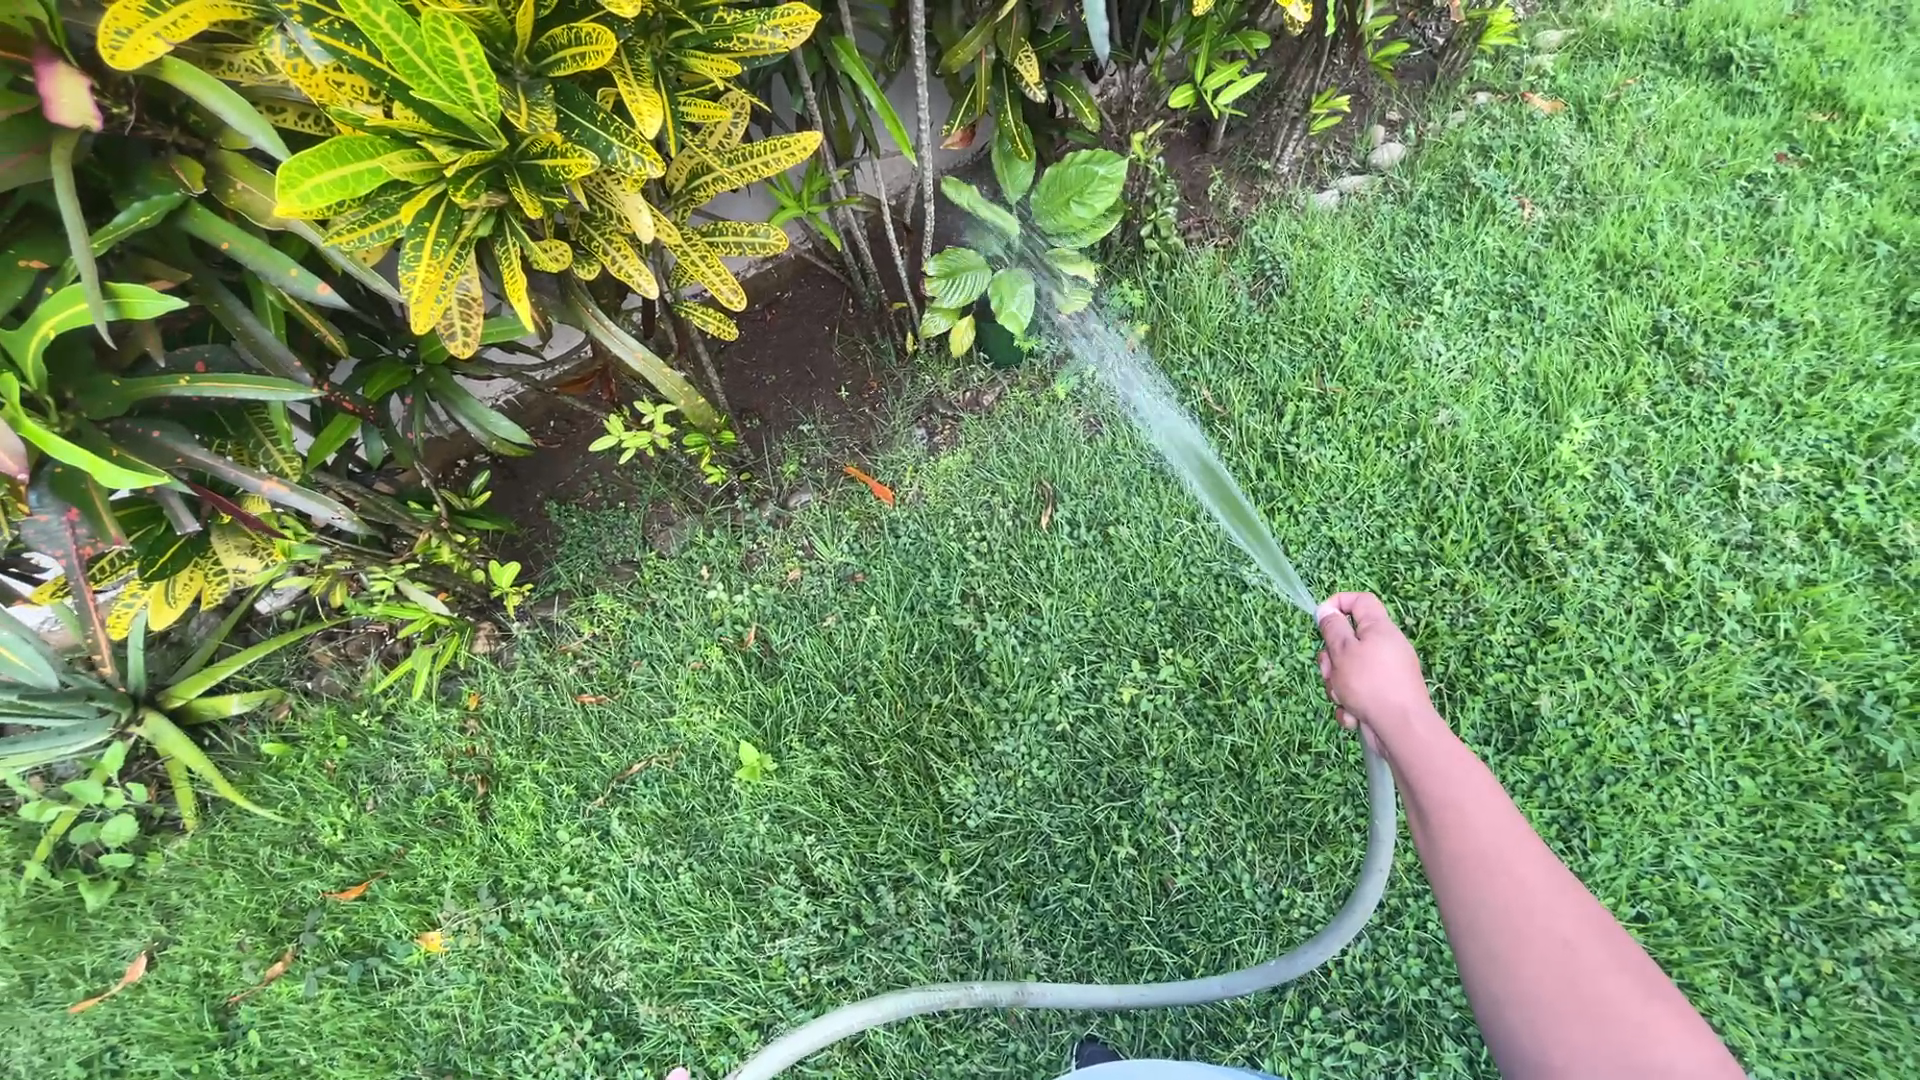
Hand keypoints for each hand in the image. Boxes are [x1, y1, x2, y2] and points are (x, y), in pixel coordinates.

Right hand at [1315, 592, 1442, 751]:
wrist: (1400, 729)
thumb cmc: (1369, 683)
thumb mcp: (1343, 651)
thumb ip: (1332, 628)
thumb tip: (1326, 610)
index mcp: (1379, 629)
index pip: (1360, 601)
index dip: (1338, 603)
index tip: (1320, 618)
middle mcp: (1385, 648)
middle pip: (1347, 641)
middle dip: (1331, 658)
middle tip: (1328, 671)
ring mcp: (1385, 673)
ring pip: (1347, 669)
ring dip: (1337, 684)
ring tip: (1342, 698)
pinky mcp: (1382, 696)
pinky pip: (1356, 691)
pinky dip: (1349, 703)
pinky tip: (1352, 715)